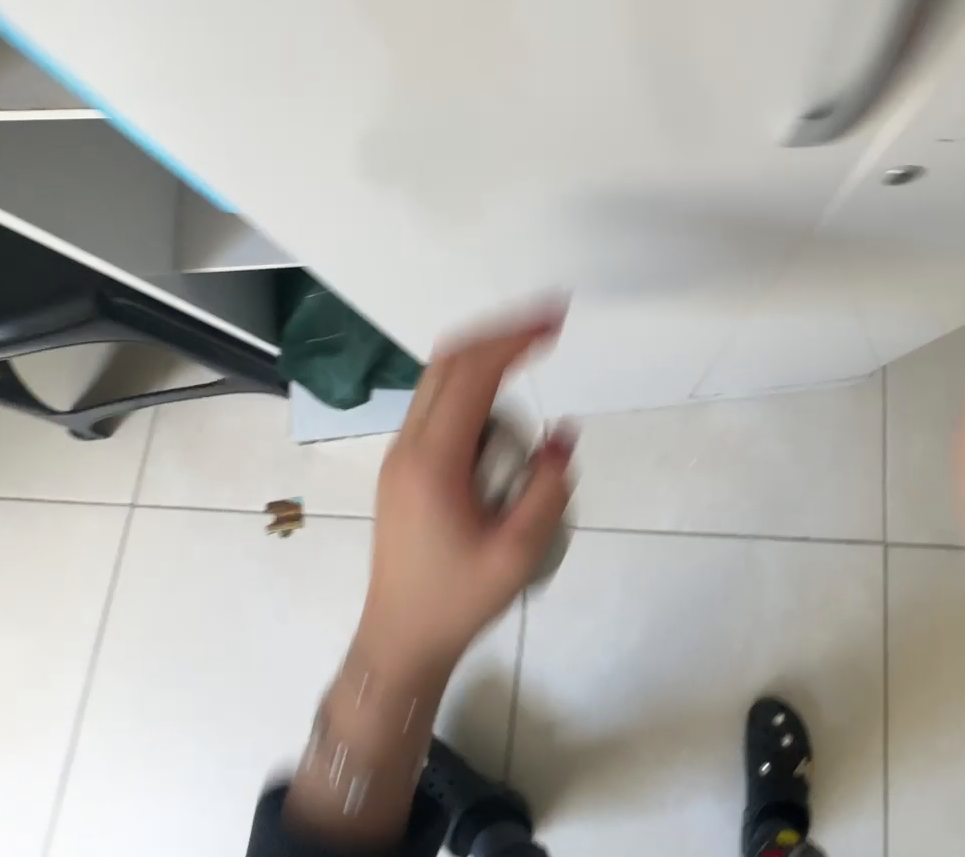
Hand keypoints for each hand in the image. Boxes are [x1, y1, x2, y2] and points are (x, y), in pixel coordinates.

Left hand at [359, 303, 575, 668]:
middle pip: (448, 362)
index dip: (515, 339)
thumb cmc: (459, 601)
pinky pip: (439, 406)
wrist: (400, 641)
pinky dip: (474, 387)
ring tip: (533, 358)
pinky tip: (505, 406)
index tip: (556, 325)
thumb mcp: (518, 552)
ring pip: (440, 381)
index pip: (472, 374)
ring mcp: (402, 455)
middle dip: (500, 333)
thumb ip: (548, 489)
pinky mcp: (406, 468)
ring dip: (486, 360)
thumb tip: (563, 433)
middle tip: (549, 325)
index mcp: (433, 461)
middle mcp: (409, 446)